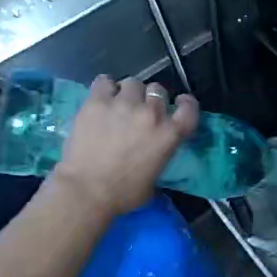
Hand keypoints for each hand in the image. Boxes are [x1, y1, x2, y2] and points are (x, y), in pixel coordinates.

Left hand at [50, 76, 200, 216]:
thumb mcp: (154, 179)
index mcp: (169, 135)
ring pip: (132, 83)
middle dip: (150, 98)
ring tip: (117, 105)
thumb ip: (158, 157)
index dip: (186, 103)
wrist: (87, 190)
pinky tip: (100, 99)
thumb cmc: (123, 194)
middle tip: (139, 111)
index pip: (189, 108)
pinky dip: (105, 88)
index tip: (178, 104)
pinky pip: (105, 82)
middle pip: (157, 90)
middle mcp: (150, 113)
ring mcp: (123, 104)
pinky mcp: (97, 101)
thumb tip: (152, 154)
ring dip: (127, 93)